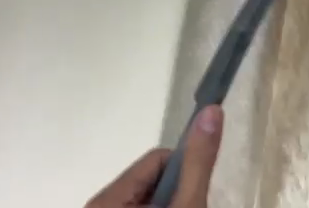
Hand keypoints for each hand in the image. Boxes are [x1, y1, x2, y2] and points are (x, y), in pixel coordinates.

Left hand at [86, 105, 223, 207]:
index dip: (182, 172)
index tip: (189, 195)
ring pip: (144, 196)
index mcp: (107, 197)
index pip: (158, 158)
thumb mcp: (185, 205)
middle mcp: (96, 204)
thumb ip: (197, 161)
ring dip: (165, 203)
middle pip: (150, 178)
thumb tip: (211, 110)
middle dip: (172, 192)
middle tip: (183, 207)